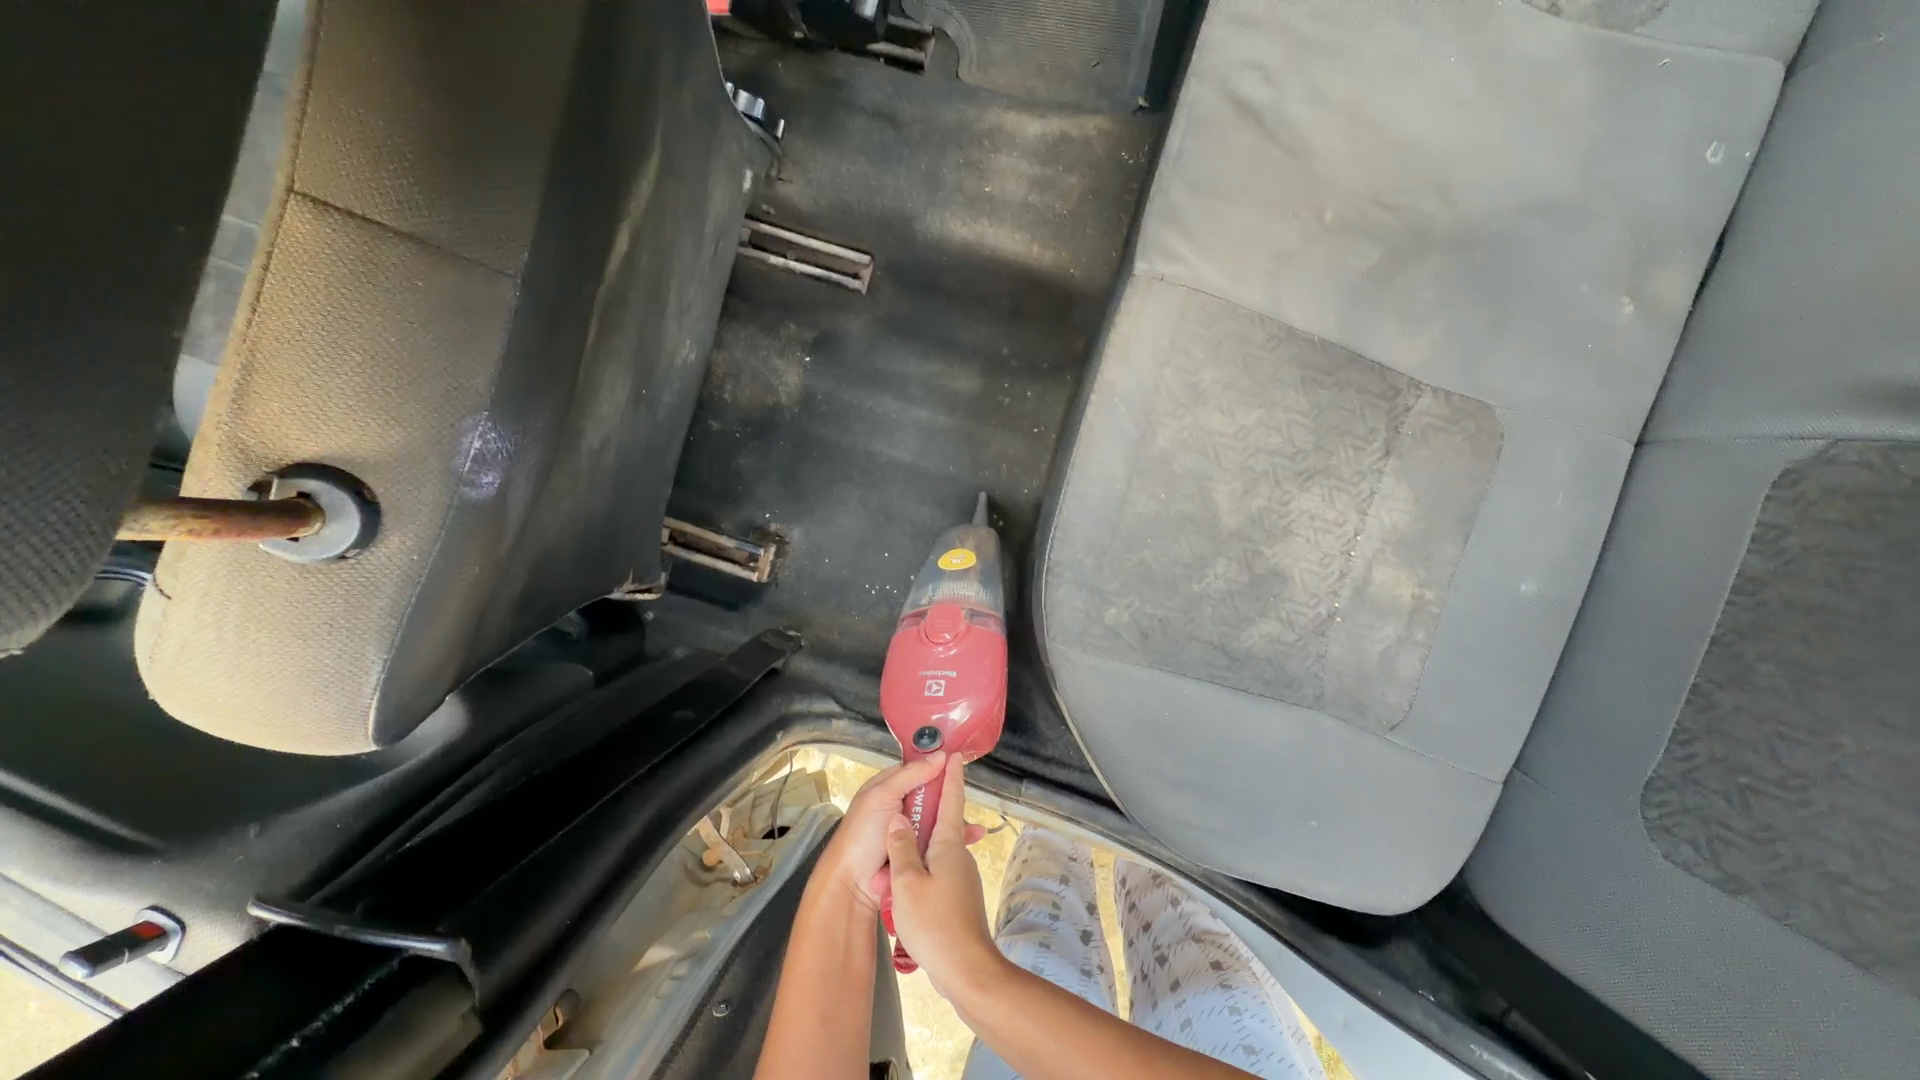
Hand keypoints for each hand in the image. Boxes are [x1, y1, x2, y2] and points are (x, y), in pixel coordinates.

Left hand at [816, 752, 987, 910]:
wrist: (852, 885)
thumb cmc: (862, 835)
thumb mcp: (881, 796)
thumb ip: (910, 775)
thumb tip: (941, 756)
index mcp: (887, 788)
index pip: (918, 772)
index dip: (937, 769)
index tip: (959, 766)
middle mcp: (900, 807)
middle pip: (932, 797)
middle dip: (950, 799)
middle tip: (967, 799)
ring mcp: (910, 832)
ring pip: (939, 821)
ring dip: (956, 821)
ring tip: (975, 826)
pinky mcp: (918, 853)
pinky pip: (940, 842)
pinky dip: (955, 841)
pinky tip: (973, 839)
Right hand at [884, 760, 1002, 998]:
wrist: (966, 969)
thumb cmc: (934, 923)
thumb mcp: (907, 882)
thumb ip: (902, 848)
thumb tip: (898, 818)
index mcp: (948, 845)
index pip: (951, 800)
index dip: (951, 776)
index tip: (954, 753)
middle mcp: (959, 855)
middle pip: (943, 823)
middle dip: (930, 806)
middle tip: (912, 791)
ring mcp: (962, 877)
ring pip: (938, 849)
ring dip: (920, 842)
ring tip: (897, 843)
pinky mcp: (958, 897)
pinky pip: (938, 869)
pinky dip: (922, 865)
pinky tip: (905, 881)